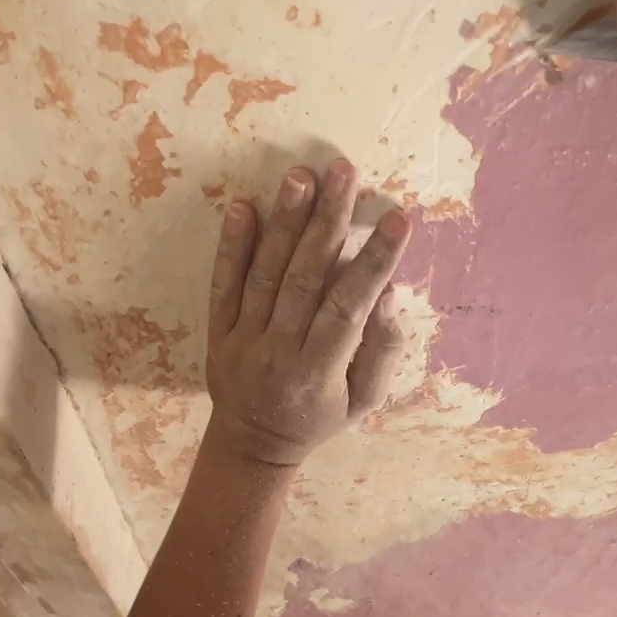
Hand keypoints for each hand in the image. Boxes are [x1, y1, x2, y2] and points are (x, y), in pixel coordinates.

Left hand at [204, 160, 408, 467]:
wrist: (252, 445)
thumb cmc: (317, 419)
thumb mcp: (363, 402)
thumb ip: (382, 353)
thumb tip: (390, 295)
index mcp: (318, 372)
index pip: (349, 307)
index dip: (375, 261)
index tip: (399, 218)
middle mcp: (278, 352)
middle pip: (304, 279)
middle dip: (327, 222)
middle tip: (343, 171)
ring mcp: (242, 341)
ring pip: (264, 275)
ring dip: (283, 222)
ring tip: (300, 176)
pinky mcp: (217, 333)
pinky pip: (222, 285)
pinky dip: (231, 247)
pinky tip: (243, 207)